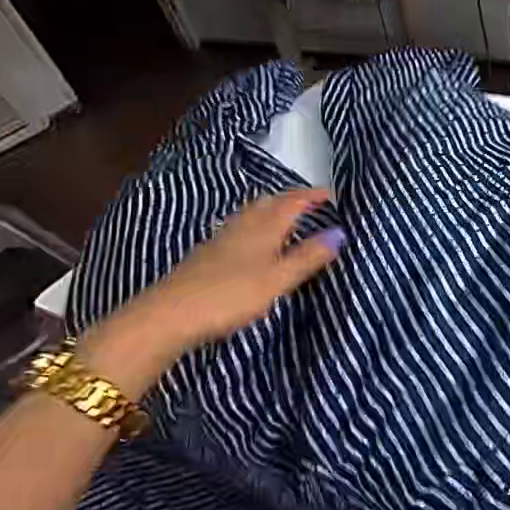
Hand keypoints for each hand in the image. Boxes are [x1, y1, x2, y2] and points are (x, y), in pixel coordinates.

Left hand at [80, 191, 342, 394]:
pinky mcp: (207, 256)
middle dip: (290, 198)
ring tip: (286, 218)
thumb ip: (309, 257)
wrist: (169, 315)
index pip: (292, 203)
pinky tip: (254, 241)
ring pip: (251, 214)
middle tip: (310, 203)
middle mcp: (242, 227)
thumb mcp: (278, 279)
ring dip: (271, 210)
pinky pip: (238, 229)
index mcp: (263, 228)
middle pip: (268, 202)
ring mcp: (221, 240)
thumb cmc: (231, 295)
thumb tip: (340, 232)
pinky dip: (255, 226)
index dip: (312, 196)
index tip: (332, 194)